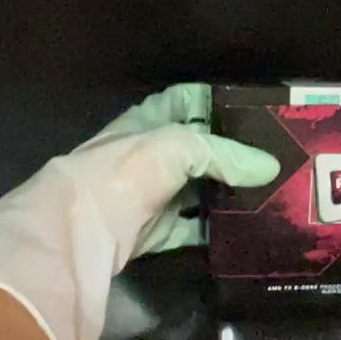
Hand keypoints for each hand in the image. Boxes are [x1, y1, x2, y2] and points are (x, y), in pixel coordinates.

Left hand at [0, 83, 279, 339]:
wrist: (71, 235)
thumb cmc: (120, 175)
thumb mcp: (174, 148)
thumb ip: (220, 153)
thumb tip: (268, 168)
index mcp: (141, 125)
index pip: (180, 104)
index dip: (211, 104)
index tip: (250, 112)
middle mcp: (140, 158)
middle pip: (188, 150)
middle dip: (223, 153)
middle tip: (266, 159)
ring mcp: (140, 198)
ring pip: (188, 190)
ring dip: (219, 192)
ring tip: (261, 194)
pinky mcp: (143, 235)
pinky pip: (183, 227)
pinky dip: (207, 229)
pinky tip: (236, 230)